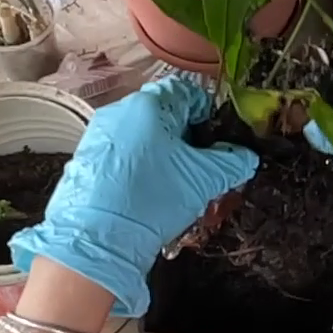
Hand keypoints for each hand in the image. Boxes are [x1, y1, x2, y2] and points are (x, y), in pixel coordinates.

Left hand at [10, 75, 256, 316]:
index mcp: (148, 104)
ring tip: (177, 187)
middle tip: (202, 168)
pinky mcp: (85, 160)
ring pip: (143, 137)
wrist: (97, 239)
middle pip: (164, 115)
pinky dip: (141, 169)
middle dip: (187, 140)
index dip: (209, 115)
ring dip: (165, 156)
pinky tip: (149, 196)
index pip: (188, 92)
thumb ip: (231, 163)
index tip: (219, 142)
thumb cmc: (153, 199)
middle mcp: (119, 112)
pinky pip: (123, 155)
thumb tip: (247, 158)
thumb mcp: (203, 180)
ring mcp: (98, 136)